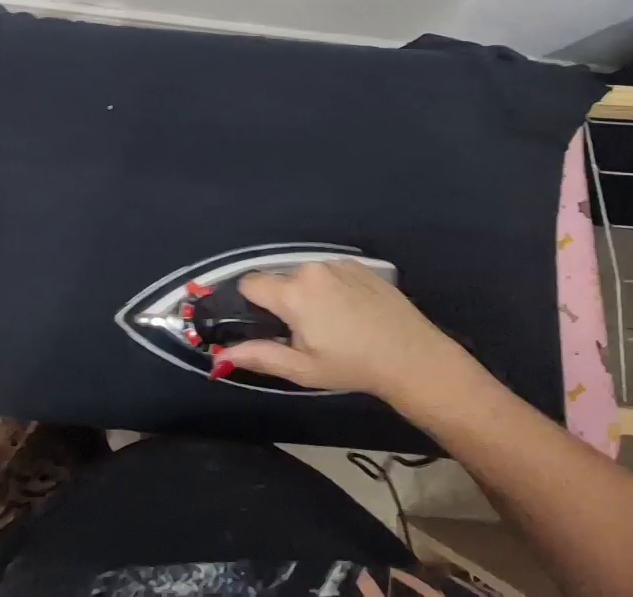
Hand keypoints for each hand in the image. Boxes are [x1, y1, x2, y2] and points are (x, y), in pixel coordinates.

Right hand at [219, 259, 483, 416]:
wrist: (412, 356)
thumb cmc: (352, 366)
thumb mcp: (303, 369)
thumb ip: (260, 355)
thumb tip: (220, 355)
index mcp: (293, 293)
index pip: (250, 283)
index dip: (252, 303)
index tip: (266, 324)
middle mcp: (310, 269)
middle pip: (279, 279)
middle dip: (283, 301)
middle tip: (304, 332)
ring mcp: (336, 264)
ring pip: (304, 276)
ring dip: (307, 293)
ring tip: (331, 323)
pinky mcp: (358, 265)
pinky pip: (329, 272)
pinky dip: (330, 288)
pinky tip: (349, 312)